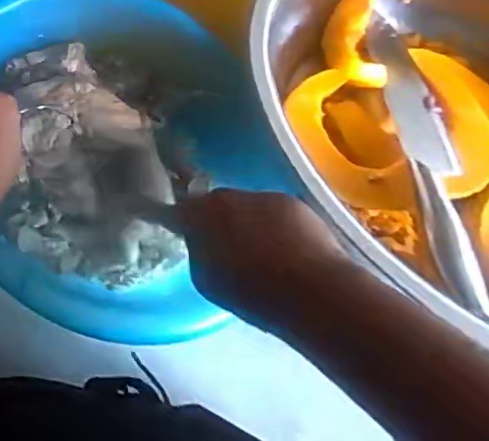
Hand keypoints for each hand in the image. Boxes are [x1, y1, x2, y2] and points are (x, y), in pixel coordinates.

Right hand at [181, 190, 353, 327]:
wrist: (316, 293)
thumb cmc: (254, 294)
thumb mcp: (208, 282)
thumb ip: (198, 254)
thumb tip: (203, 244)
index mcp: (197, 214)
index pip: (173, 209)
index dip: (172, 216)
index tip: (172, 222)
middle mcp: (224, 196)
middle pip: (213, 205)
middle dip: (217, 221)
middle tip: (230, 249)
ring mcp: (259, 195)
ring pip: (246, 207)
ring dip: (250, 224)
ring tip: (268, 256)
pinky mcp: (291, 201)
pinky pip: (276, 212)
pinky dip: (279, 228)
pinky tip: (293, 254)